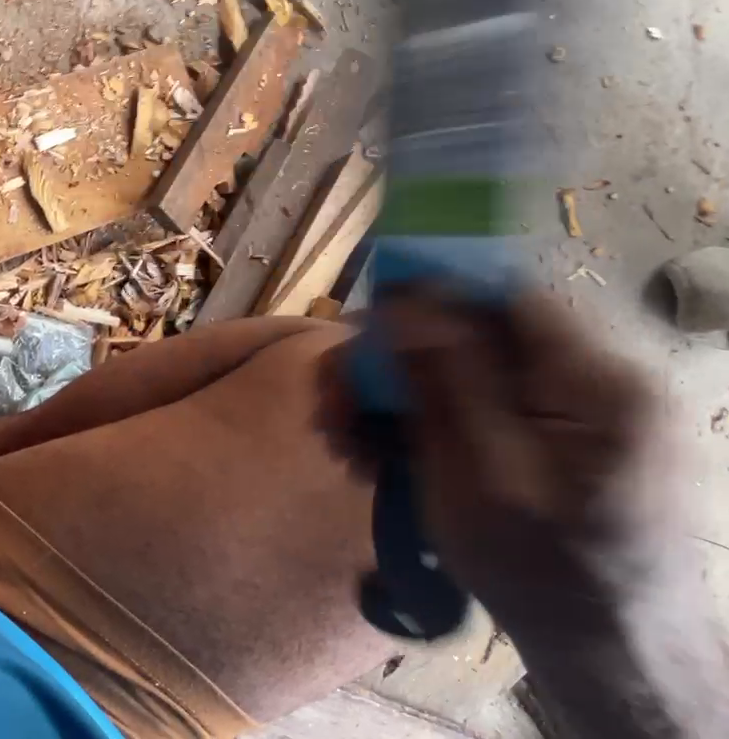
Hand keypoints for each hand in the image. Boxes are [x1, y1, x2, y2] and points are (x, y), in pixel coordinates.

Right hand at [363, 290, 673, 639]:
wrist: (616, 657)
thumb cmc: (544, 571)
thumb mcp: (480, 473)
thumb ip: (449, 379)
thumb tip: (406, 297)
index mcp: (600, 383)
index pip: (504, 293)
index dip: (425, 289)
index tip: (356, 319)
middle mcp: (599, 383)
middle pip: (473, 331)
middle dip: (391, 357)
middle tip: (332, 403)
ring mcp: (582, 412)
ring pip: (465, 367)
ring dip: (393, 392)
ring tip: (344, 437)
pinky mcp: (561, 438)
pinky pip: (478, 402)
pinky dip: (422, 418)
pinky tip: (379, 452)